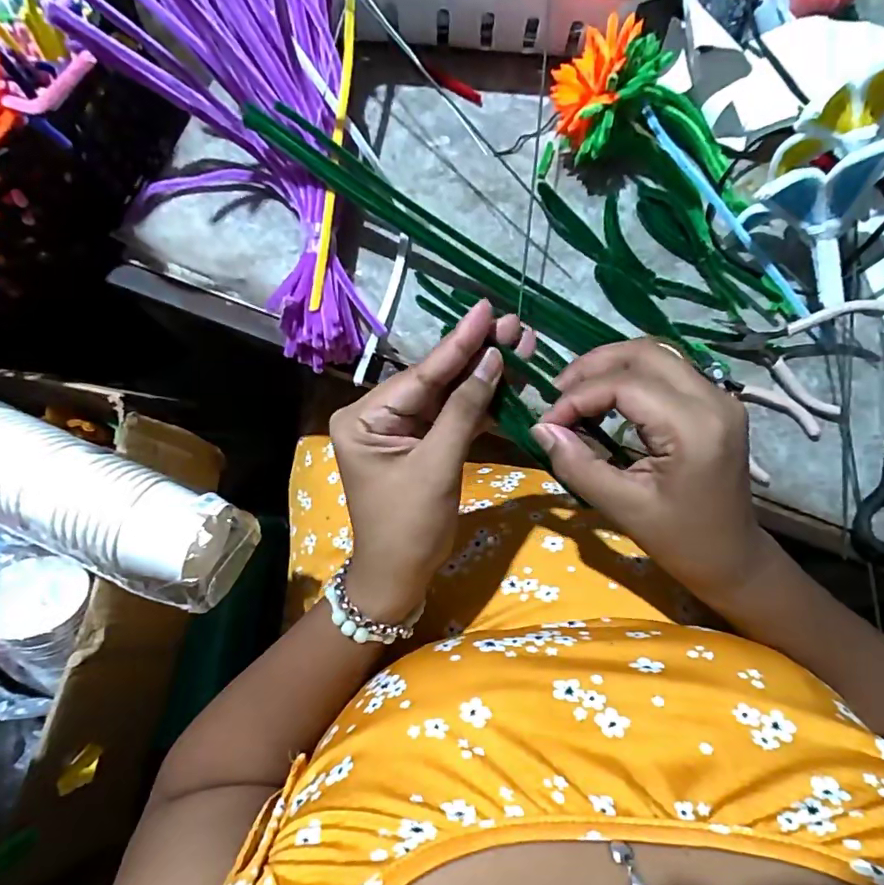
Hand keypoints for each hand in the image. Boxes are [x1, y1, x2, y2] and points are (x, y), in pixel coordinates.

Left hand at [332, 301, 533, 619]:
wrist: (401, 575)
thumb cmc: (409, 524)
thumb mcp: (436, 465)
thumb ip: (463, 410)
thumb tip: (491, 361)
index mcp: (364, 416)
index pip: (421, 374)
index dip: (458, 343)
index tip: (485, 309)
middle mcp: (380, 416)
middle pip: (436, 380)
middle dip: (476, 354)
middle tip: (512, 323)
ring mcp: (403, 431)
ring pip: (449, 396)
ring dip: (484, 376)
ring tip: (519, 343)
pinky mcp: (424, 446)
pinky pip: (454, 419)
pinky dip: (482, 406)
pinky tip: (509, 382)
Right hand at [531, 339, 770, 608]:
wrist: (732, 558)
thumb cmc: (680, 541)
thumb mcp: (623, 507)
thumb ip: (579, 465)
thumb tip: (541, 429)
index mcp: (694, 427)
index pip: (625, 385)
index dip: (578, 396)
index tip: (548, 421)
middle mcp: (713, 399)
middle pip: (644, 353)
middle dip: (593, 366)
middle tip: (557, 393)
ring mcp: (721, 398)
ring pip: (658, 355)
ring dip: (613, 366)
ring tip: (577, 393)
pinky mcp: (717, 404)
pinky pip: (670, 371)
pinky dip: (633, 376)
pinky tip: (608, 399)